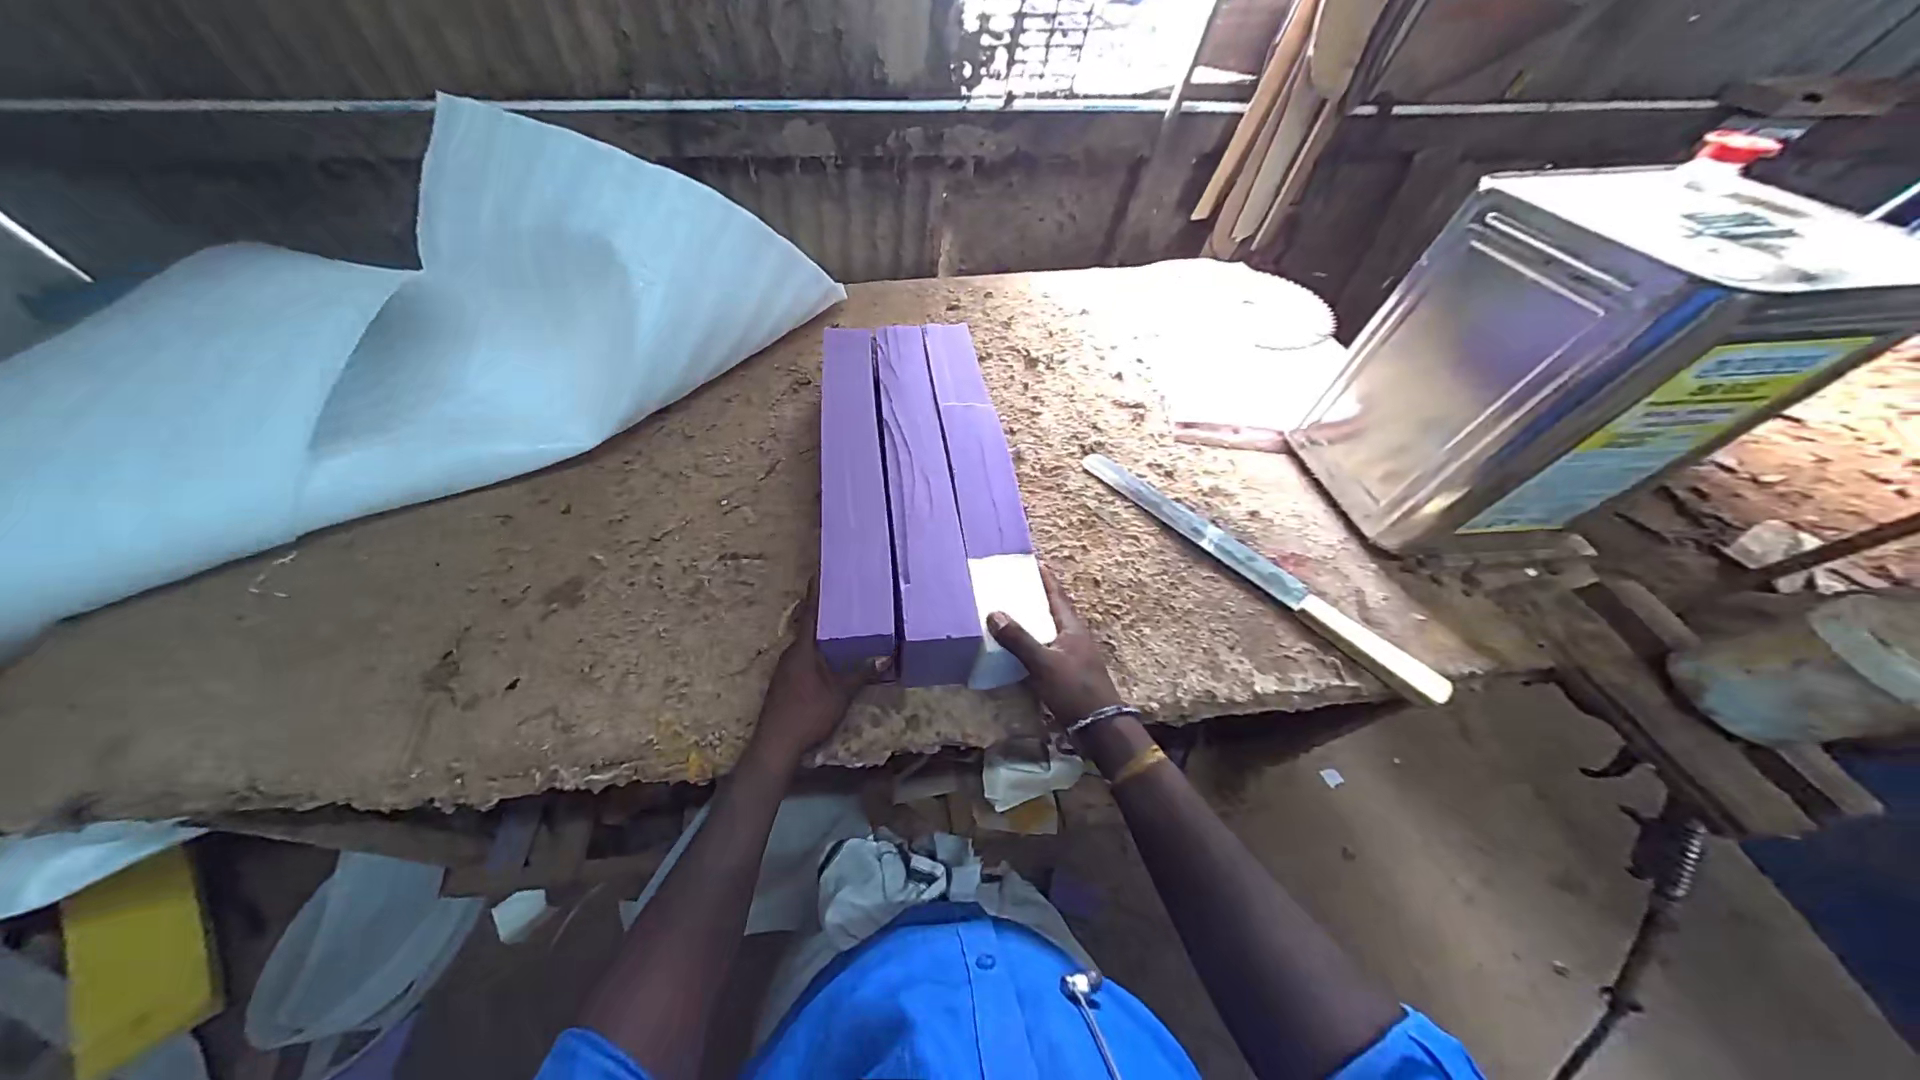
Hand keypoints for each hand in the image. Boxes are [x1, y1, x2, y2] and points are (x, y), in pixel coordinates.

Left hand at [751, 581, 886, 763]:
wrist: (775, 745)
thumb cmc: (808, 713)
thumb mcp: (840, 694)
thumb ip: (861, 673)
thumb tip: (886, 657)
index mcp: (802, 649)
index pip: (811, 612)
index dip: (816, 592)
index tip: (820, 571)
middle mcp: (791, 654)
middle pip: (809, 625)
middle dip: (824, 611)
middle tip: (843, 597)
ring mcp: (786, 669)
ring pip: (807, 643)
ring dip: (822, 633)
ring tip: (843, 624)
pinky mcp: (786, 682)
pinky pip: (804, 657)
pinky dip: (818, 650)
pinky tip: (832, 656)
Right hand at [987, 566, 1123, 726]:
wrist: (1099, 727)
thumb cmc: (1075, 690)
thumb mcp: (1044, 663)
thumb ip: (1019, 639)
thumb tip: (995, 613)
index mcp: (1072, 627)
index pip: (1057, 595)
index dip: (1046, 578)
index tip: (1034, 560)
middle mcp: (1074, 637)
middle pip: (1053, 610)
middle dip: (1036, 597)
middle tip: (1014, 585)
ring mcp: (1072, 656)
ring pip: (1049, 631)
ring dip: (1032, 621)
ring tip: (1011, 613)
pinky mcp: (1067, 674)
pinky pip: (1045, 650)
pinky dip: (1031, 644)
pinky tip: (1017, 650)